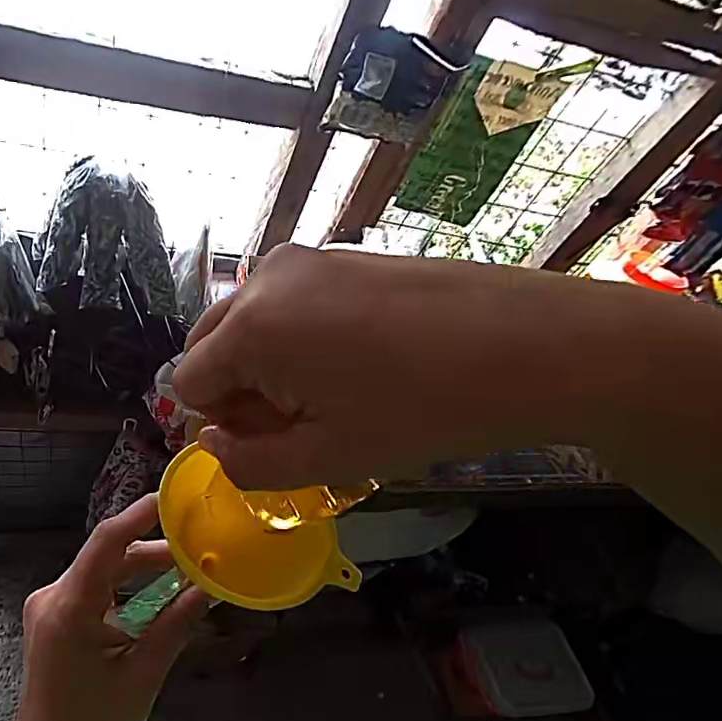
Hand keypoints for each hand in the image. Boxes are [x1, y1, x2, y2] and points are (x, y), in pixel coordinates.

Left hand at [10, 495, 211, 720]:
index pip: (107, 542)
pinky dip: (126, 589)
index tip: (174, 499)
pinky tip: (157, 596)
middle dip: (154, 551)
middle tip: (199, 551)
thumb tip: (210, 587)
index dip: (141, 515)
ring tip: (187, 574)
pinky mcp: (54, 618)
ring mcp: (49, 606)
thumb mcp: (144, 673)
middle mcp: (52, 596)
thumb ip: (176, 622)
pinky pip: (94, 590)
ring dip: (142, 571)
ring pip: (102, 572)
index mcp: (69, 606)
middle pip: (107, 556)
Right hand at [171, 244, 693, 488]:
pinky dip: (295, 340)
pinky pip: (285, 306)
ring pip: (247, 327)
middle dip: (238, 392)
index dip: (221, 424)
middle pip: (210, 349)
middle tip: (304, 419)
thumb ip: (247, 464)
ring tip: (334, 390)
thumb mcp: (326, 458)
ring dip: (267, 368)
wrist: (534, 344)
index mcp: (251, 328)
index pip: (186, 384)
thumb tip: (209, 444)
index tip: (278, 437)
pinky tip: (357, 359)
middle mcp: (265, 279)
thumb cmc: (423, 409)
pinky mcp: (338, 256)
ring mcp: (305, 260)